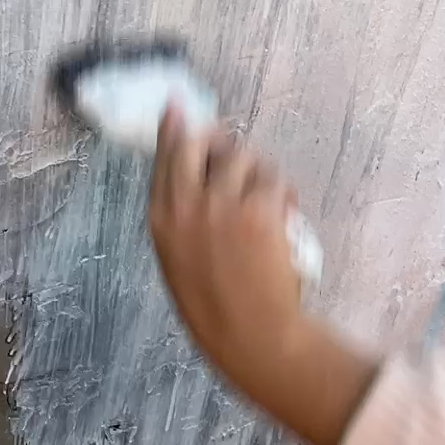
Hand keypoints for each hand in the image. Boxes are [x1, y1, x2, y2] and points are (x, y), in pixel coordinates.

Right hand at [148, 107, 306, 395]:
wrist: (252, 338)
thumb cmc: (213, 304)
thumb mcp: (177, 255)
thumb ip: (179, 212)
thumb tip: (194, 171)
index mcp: (161, 216)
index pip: (164, 155)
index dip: (173, 127)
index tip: (177, 106)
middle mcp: (185, 203)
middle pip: (198, 142)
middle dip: (218, 138)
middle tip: (233, 148)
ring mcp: (221, 204)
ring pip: (242, 156)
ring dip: (256, 169)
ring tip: (266, 196)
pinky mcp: (258, 210)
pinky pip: (271, 178)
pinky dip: (280, 190)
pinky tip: (284, 211)